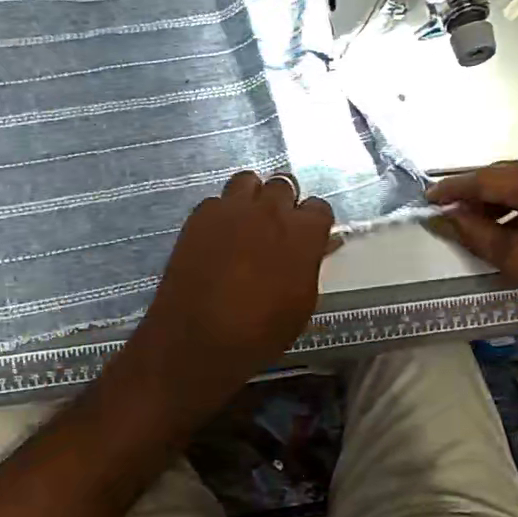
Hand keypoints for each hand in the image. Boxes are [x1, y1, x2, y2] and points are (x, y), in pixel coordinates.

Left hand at [115, 171, 333, 422]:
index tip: (308, 236)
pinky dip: (221, 212)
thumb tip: (316, 246)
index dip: (313, 222)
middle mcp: (270, 210)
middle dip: (283, 202)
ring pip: (247, 181)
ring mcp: (232, 208)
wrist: (198, 336)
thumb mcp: (300, 303)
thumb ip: (309, 264)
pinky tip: (217, 236)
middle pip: (283, 185)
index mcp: (303, 232)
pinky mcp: (200, 214)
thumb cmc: (260, 331)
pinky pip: (217, 201)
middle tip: (275, 227)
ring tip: (246, 221)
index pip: (319, 207)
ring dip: (252, 196)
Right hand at [426, 161, 517, 339]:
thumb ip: (476, 234)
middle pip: (506, 174)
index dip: (453, 188)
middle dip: (475, 192)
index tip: (427, 199)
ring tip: (476, 222)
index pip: (487, 178)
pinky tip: (510, 224)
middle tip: (449, 212)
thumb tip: (443, 218)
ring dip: (498, 198)